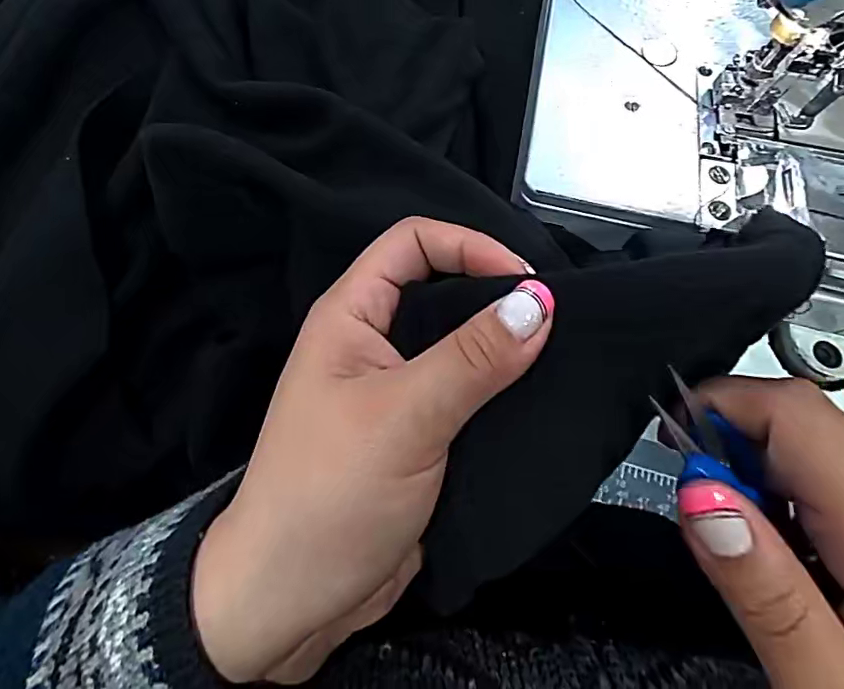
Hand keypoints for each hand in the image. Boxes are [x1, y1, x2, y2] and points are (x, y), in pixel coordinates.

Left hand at [191, 217, 554, 682]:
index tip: (523, 277)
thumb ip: (472, 358)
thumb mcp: (404, 417)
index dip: (468, 244)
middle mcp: (373, 341)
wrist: (292, 602)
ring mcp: (395, 386)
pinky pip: (465, 388)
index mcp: (351, 315)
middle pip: (440, 285)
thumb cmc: (325, 498)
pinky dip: (500, 385)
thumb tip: (536, 303)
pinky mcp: (417, 429)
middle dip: (493, 290)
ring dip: (501, 341)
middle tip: (547, 312)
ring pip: (457, 339)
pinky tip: (534, 393)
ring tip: (552, 348)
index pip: (413, 242)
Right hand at [676, 376, 843, 688]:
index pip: (794, 410)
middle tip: (711, 517)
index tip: (678, 450)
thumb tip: (703, 496)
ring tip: (767, 555)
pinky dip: (823, 497)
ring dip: (779, 473)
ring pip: (841, 446)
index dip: (718, 408)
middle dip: (740, 447)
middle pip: (814, 421)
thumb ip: (767, 595)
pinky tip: (823, 566)